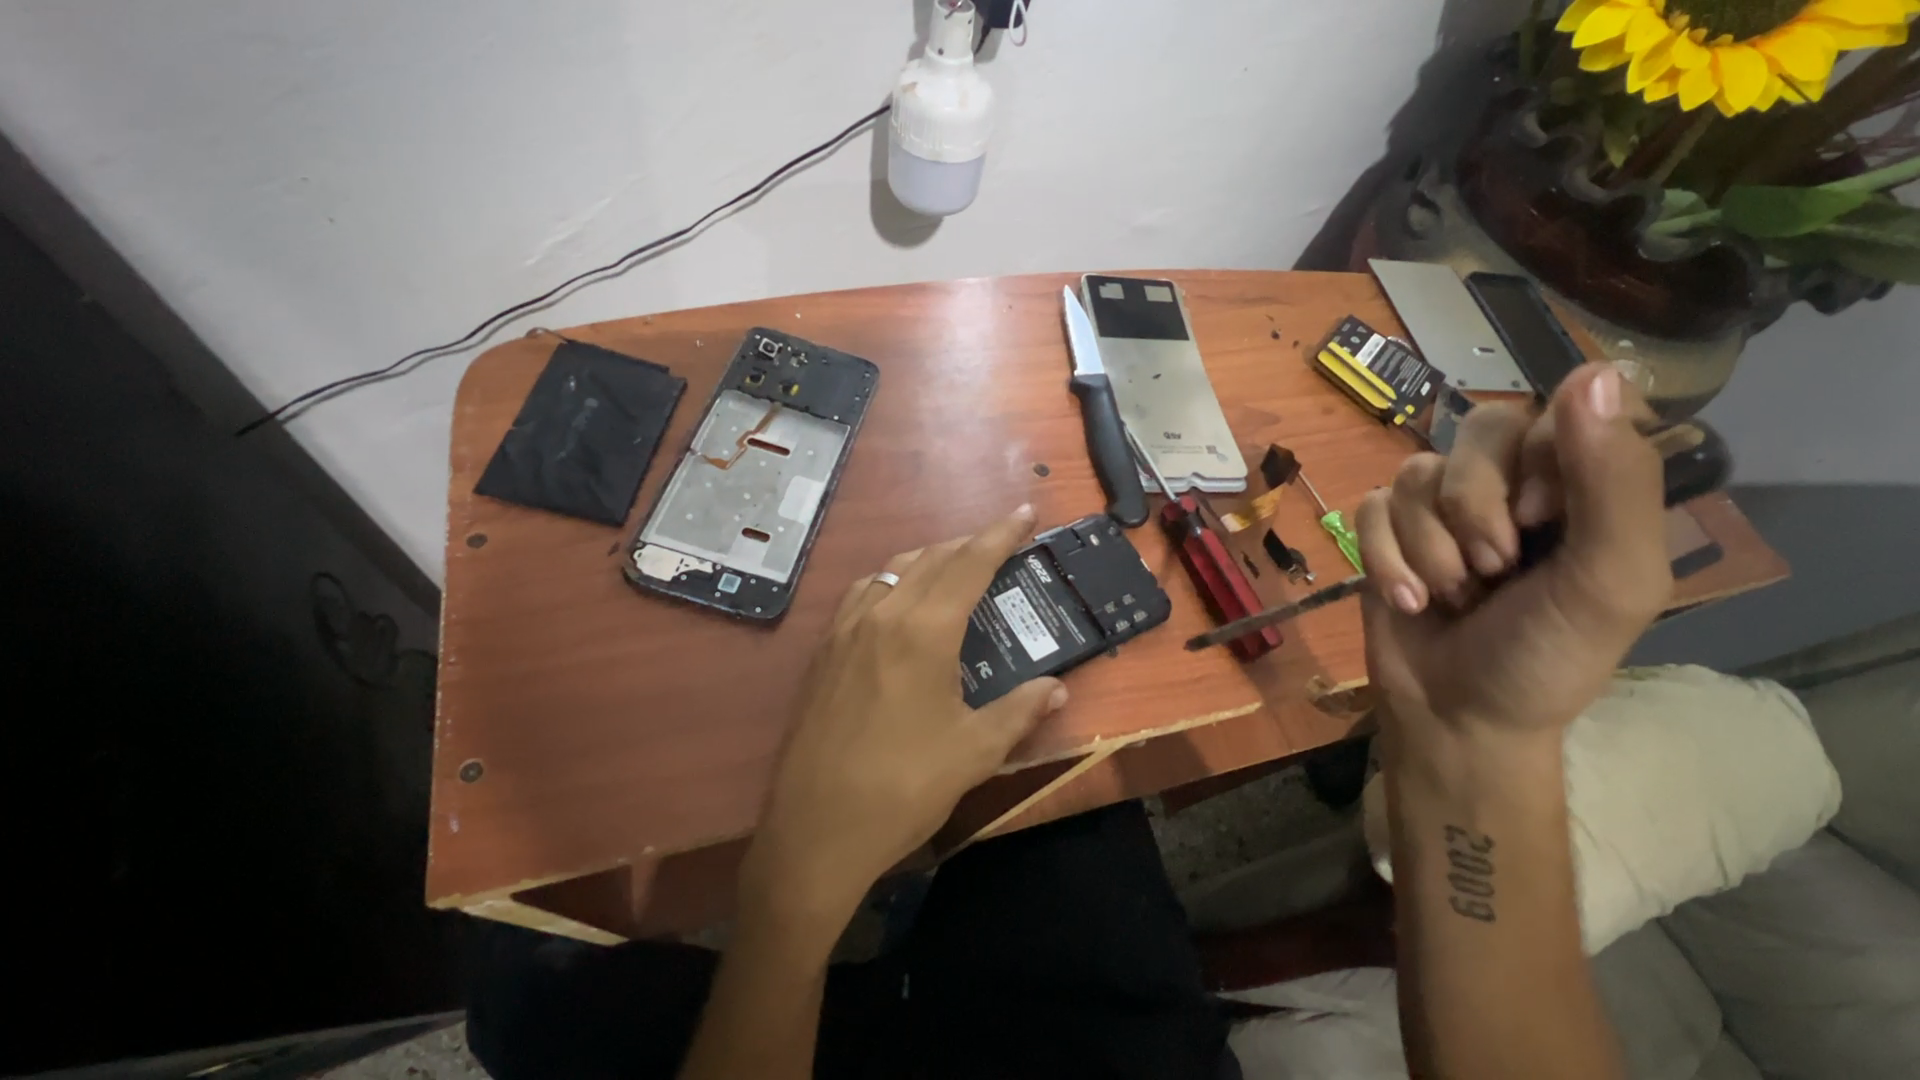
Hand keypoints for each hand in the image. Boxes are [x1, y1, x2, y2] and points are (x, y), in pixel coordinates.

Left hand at [745, 505, 1069, 922]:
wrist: (817, 829)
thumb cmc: (904, 788)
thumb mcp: (974, 752)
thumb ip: (1019, 711)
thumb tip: (1056, 689)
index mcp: (923, 631)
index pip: (969, 565)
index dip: (1001, 536)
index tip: (1026, 513)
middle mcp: (881, 615)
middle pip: (930, 560)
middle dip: (969, 544)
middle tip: (1001, 541)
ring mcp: (844, 631)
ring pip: (891, 571)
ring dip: (927, 559)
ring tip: (954, 567)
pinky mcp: (822, 653)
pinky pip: (861, 595)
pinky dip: (890, 582)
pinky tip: (897, 603)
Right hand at [1355, 364, 1670, 746]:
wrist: (1456, 716)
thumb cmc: (1547, 658)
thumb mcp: (1610, 582)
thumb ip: (1615, 484)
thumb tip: (1595, 373)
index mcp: (1583, 487)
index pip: (1559, 410)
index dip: (1540, 460)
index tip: (1546, 521)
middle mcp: (1512, 484)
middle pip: (1480, 429)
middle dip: (1476, 508)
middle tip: (1495, 570)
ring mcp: (1440, 507)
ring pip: (1417, 473)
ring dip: (1431, 549)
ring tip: (1452, 598)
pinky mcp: (1385, 531)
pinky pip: (1371, 507)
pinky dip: (1386, 559)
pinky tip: (1409, 600)